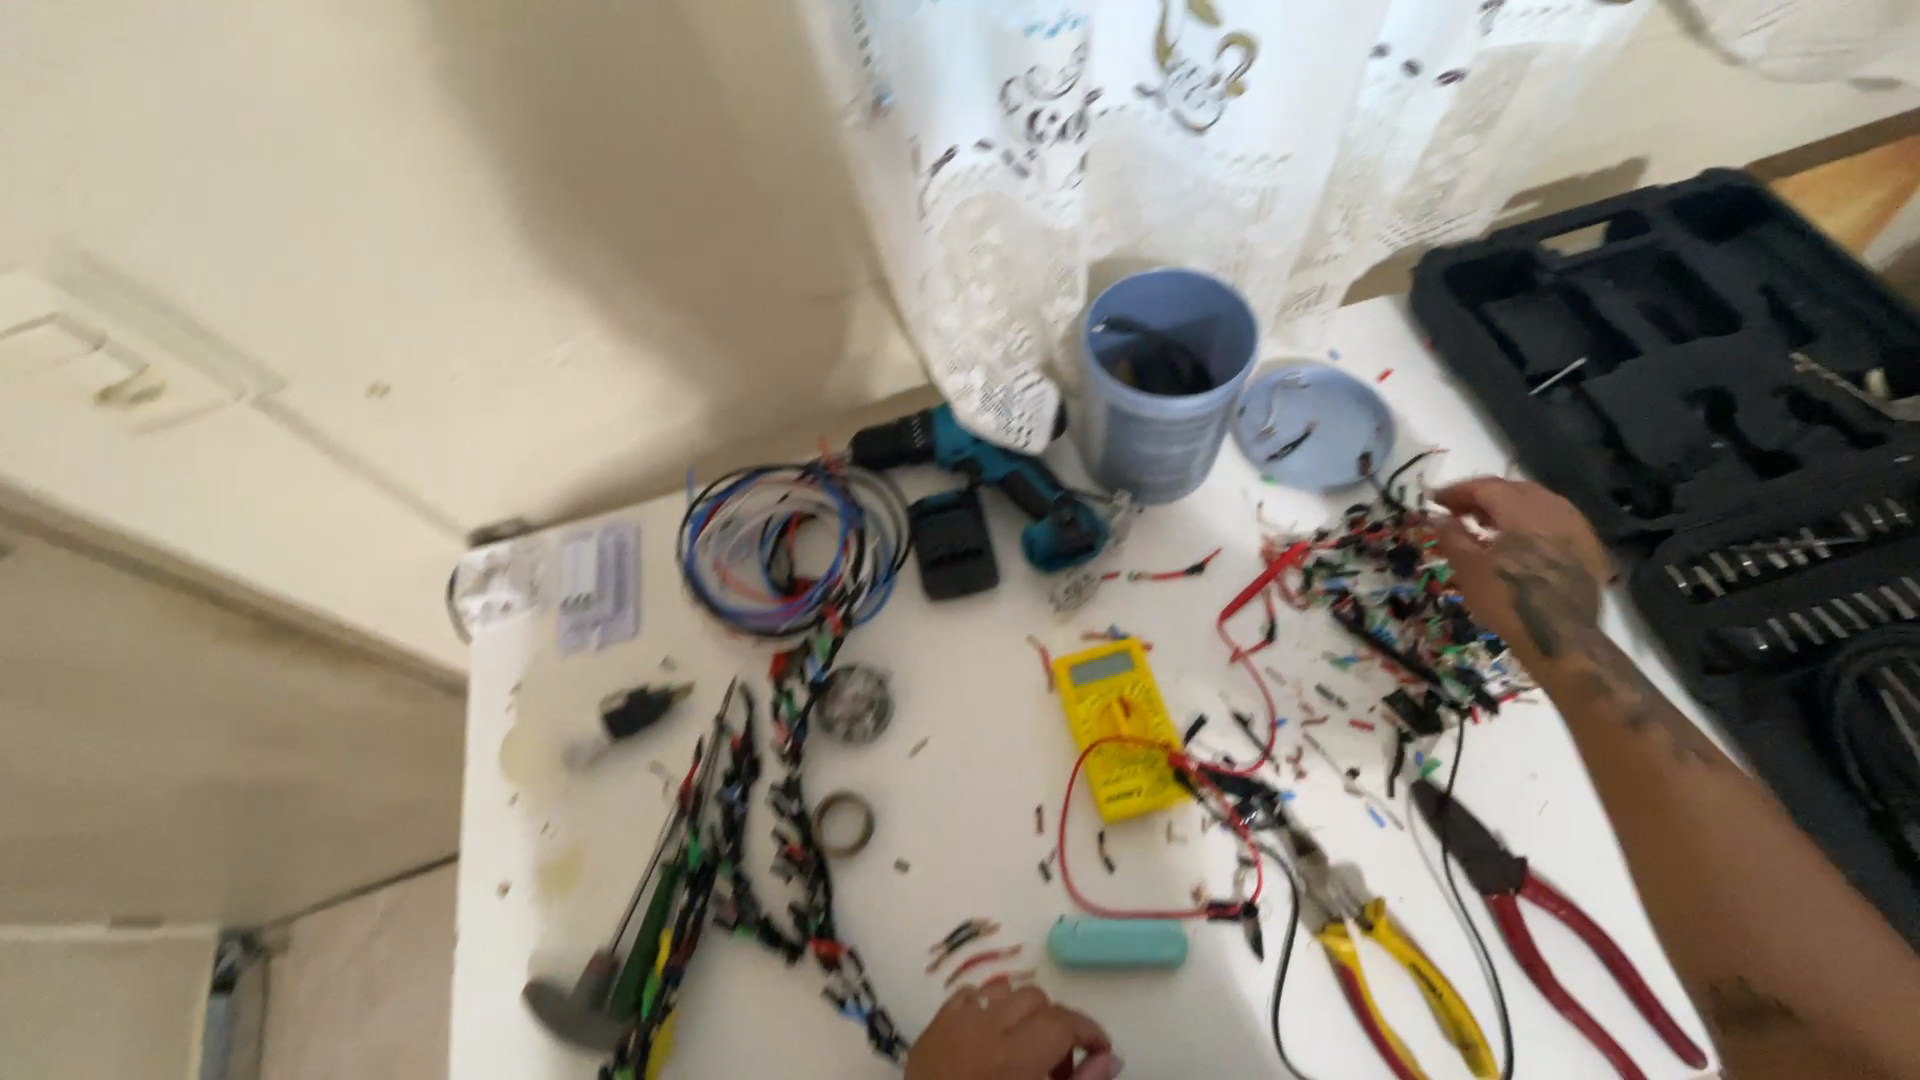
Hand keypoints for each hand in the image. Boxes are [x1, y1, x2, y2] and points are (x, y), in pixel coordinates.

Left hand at [905, 978, 1120, 1079]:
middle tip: (1057, 1068)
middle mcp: (982, 1029)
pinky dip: (986, 1011)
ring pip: (1002, 991)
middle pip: (1035, 1000)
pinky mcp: (931, 1028)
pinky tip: (989, 1042)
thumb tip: (1109, 1057)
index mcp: (1011, 1058)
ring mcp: (953, 1023)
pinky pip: (968, 998)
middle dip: (1054, 1026)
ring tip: (1022, 1052)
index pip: (1062, 1022)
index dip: (1088, 1031)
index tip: (1101, 1050)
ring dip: (1021, 1014)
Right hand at [1429, 477, 1609, 669]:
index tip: (1435, 499)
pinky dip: (1533, 521)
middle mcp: (1555, 512)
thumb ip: (1452, 536)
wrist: (1561, 637)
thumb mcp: (1467, 568)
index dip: (1458, 490)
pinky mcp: (1589, 548)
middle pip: (1516, 489)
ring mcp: (1578, 529)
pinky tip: (1521, 539)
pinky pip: (1558, 520)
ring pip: (1541, 502)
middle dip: (1484, 495)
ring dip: (1510, 506)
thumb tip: (1437, 517)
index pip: (1487, 487)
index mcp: (1523, 513)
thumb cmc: (1507, 600)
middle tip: (1458, 509)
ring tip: (1487, 522)